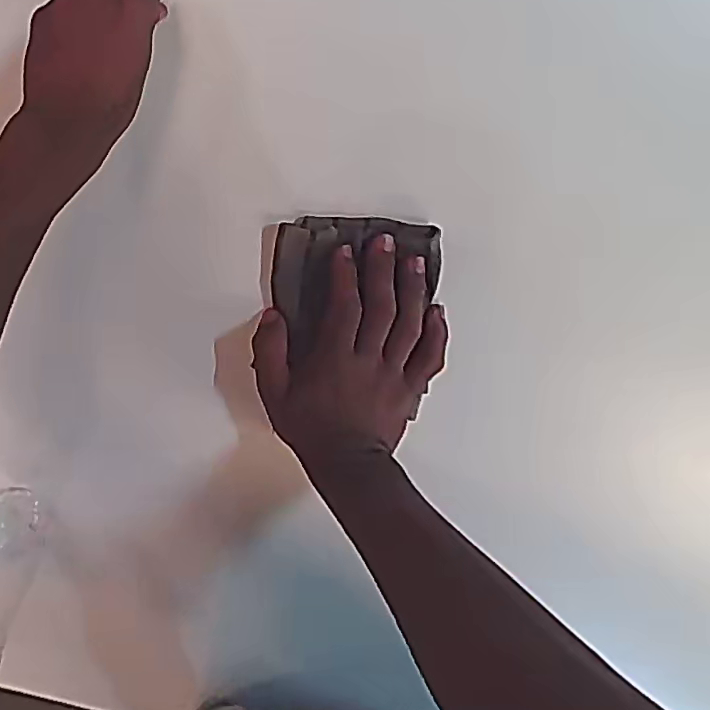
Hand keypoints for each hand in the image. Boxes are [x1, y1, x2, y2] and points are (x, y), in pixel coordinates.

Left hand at [15, 0, 165, 183]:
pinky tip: (74, 34)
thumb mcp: (139, 64)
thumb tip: (139, 24)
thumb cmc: (105, 102)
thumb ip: (140, 32)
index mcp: (132, 7)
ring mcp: (68, 2)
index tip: (147, 4)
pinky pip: (61, 1)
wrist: (67, 118)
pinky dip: (69, 12)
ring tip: (96, 20)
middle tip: (123, 4)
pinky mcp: (44, 14)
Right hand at [253, 234, 448, 466]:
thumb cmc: (310, 428)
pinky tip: (438, 311)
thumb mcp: (275, 391)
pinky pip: (429, 357)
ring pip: (410, 325)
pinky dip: (437, 332)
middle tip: (386, 243)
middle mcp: (368, 360)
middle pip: (382, 307)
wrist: (347, 467)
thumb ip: (271, 350)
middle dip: (383, 270)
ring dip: (413, 290)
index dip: (346, 275)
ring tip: (415, 263)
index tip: (346, 251)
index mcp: (335, 358)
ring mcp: (394, 373)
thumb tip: (273, 316)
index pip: (345, 306)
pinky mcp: (410, 388)